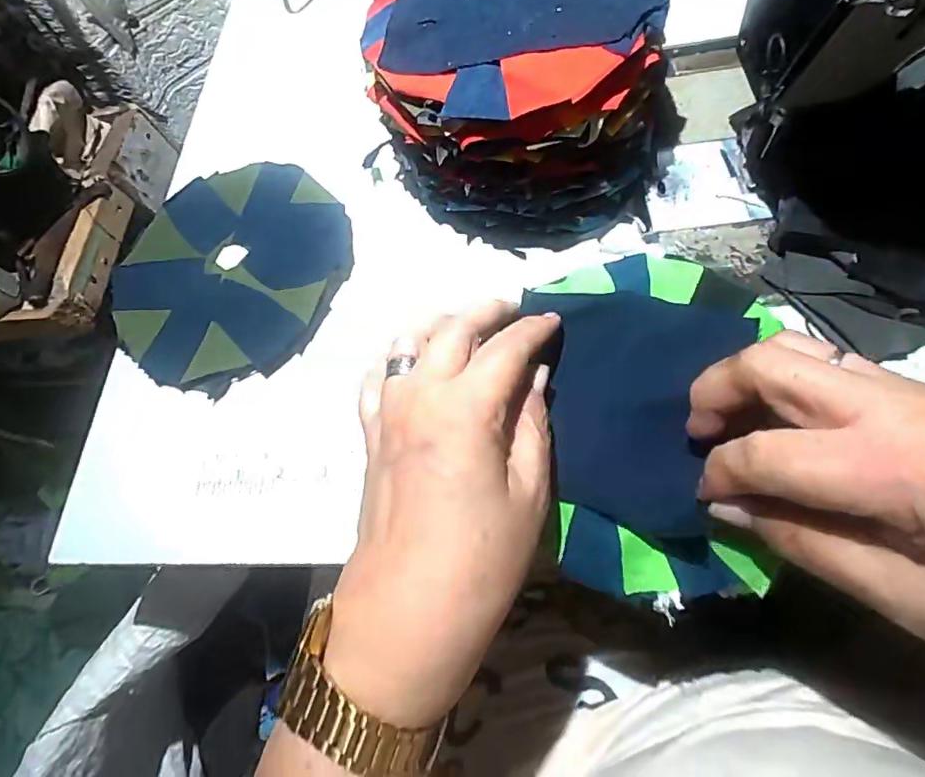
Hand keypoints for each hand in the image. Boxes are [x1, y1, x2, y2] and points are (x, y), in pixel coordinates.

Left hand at [325, 301, 558, 728]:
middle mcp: (419, 396)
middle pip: (452, 329)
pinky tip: (419, 363)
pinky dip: (400, 356)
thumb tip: (535, 375)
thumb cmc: (481, 559)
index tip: (554, 320)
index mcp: (464, 409)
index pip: (504, 348)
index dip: (533, 330)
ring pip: (407, 341)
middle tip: (516, 309)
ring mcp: (387, 412)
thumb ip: (532, 422)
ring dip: (442, 324)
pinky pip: (378, 375)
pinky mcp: (370, 434)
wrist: (405, 615)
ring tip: (470, 327)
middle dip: (488, 311)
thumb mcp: (529, 491)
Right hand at [689, 331, 924, 773]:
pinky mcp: (924, 393)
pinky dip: (787, 380)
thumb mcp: (916, 609)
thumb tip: (731, 509)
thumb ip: (812, 546)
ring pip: (801, 348)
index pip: (771, 452)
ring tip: (725, 423)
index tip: (699, 497)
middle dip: (717, 389)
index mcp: (903, 469)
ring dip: (750, 376)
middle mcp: (901, 404)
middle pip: (775, 362)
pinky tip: (779, 419)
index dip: (720, 473)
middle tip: (693, 435)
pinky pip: (832, 365)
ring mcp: (915, 388)